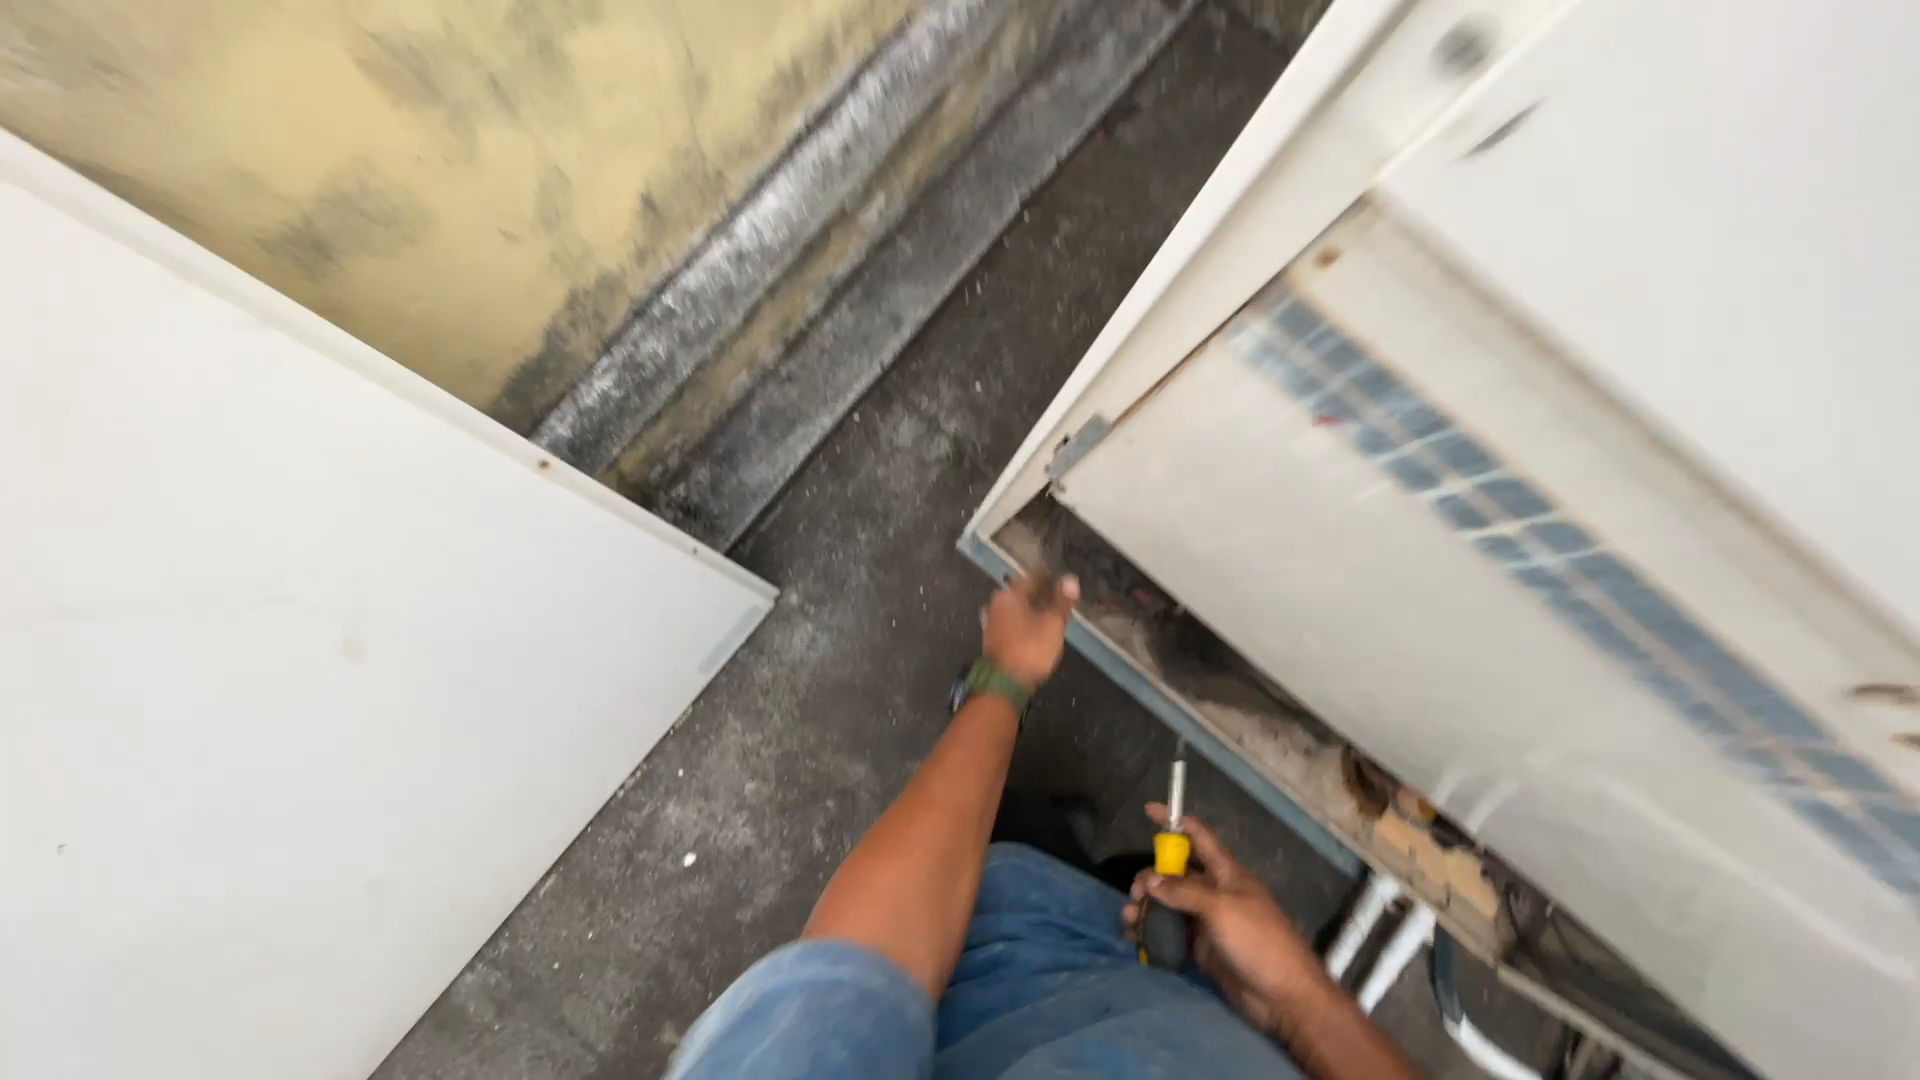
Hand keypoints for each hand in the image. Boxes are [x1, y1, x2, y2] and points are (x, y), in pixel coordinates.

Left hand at [981, 573, 1078, 689]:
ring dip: (1035, 608)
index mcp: (1008, 595)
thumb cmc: (1030, 649)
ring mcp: (992, 623)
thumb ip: (1061, 601)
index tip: (1064, 577)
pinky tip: (1039, 627)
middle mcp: (996, 604)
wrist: (1004, 684)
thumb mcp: (1052, 624)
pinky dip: (1027, 621)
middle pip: (1023, 593)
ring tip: (1054, 611)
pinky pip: (1014, 622)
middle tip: (1062, 594)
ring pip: (1018, 609)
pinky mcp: (994, 639)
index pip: (1032, 577)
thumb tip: (1071, 579)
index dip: (1050, 577)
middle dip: (1042, 593)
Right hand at [1122, 803, 1332, 1037]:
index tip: (1148, 811)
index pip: (1198, 837)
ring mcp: (1209, 923)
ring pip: (1170, 906)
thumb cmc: (1257, 941)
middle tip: (1135, 895)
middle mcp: (1215, 893)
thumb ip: (1184, 891)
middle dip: (1151, 879)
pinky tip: (1137, 940)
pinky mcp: (1204, 950)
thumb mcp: (1220, 908)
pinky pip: (1173, 935)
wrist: (1284, 997)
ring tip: (1129, 921)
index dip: (1175, 822)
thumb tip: (1150, 880)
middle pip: (1176, 875)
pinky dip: (1153, 934)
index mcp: (1226, 873)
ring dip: (1147, 909)